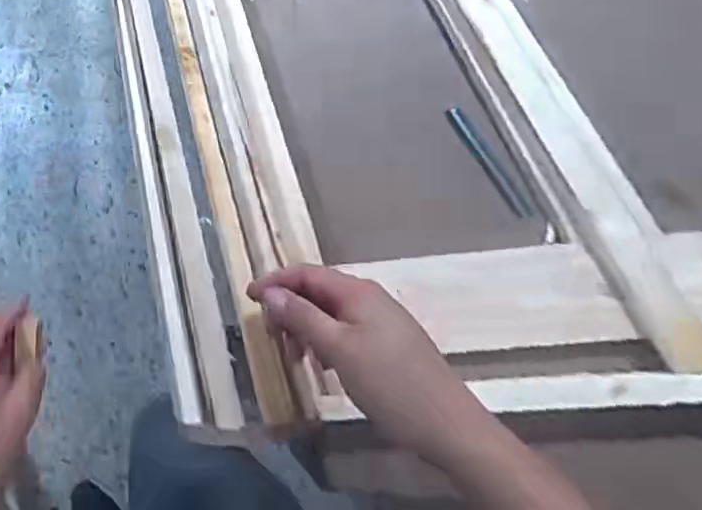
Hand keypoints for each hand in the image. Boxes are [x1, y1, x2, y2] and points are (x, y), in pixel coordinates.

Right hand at [247, 264, 493, 465]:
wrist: (452, 428)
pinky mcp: (391, 343)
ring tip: (297, 358)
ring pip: (331, 312)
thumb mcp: (337, 349)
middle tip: (273, 338)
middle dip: (290, 309)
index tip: (249, 298)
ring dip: (307, 328)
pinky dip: (327, 341)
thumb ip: (301, 316)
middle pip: (317, 291)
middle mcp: (369, 296)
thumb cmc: (390, 384)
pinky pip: (347, 329)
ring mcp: (383, 319)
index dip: (275, 281)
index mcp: (356, 291)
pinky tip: (326, 366)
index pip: (305, 273)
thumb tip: (270, 291)